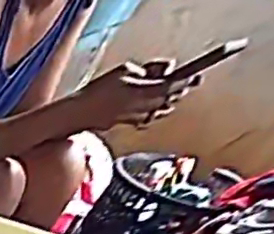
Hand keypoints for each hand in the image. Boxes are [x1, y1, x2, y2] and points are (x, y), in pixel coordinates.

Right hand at [61, 61, 195, 129]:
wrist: (78, 114)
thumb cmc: (99, 91)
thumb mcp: (126, 70)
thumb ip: (148, 70)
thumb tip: (166, 70)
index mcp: (141, 93)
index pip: (170, 87)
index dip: (184, 82)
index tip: (195, 77)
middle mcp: (140, 108)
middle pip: (167, 100)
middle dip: (178, 92)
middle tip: (191, 84)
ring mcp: (133, 118)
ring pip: (158, 111)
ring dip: (167, 103)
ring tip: (174, 96)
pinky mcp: (126, 124)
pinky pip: (146, 118)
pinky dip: (153, 112)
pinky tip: (155, 110)